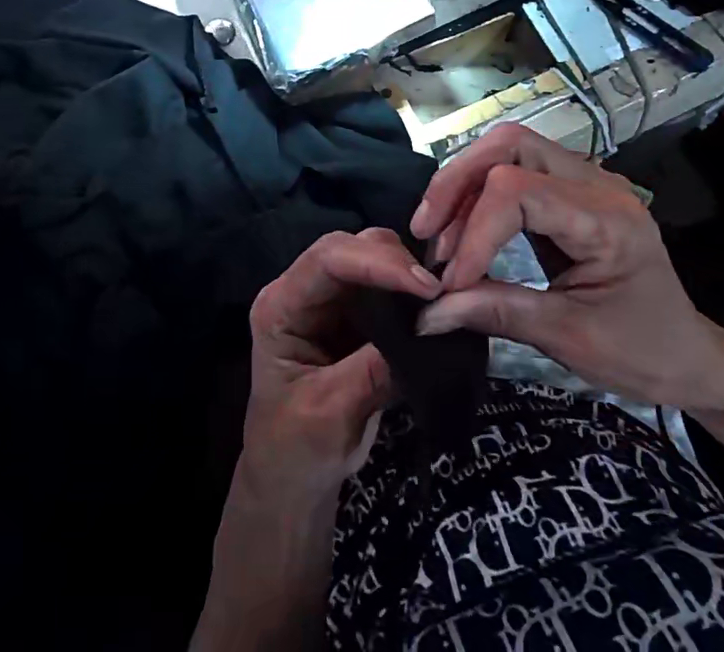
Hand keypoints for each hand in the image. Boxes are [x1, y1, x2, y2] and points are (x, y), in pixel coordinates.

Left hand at [240, 228, 442, 497]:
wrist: (293, 476)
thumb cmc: (297, 448)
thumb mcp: (331, 413)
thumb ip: (372, 371)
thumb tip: (427, 333)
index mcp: (280, 307)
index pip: (327, 260)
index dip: (377, 264)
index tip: (426, 287)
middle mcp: (302, 292)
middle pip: (350, 248)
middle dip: (396, 262)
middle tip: (441, 292)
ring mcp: (329, 302)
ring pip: (371, 260)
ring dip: (407, 273)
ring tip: (443, 298)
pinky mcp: (354, 317)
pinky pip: (386, 287)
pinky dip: (411, 292)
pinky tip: (437, 308)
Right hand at [408, 123, 723, 405]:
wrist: (686, 357)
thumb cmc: (640, 352)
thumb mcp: (567, 338)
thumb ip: (494, 312)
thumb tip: (426, 313)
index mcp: (608, 220)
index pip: (517, 193)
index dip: (472, 233)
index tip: (449, 283)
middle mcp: (597, 185)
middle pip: (508, 146)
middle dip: (456, 183)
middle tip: (426, 232)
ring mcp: (584, 182)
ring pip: (505, 150)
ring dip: (461, 185)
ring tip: (436, 234)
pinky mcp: (568, 193)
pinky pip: (511, 172)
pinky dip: (475, 196)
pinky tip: (459, 230)